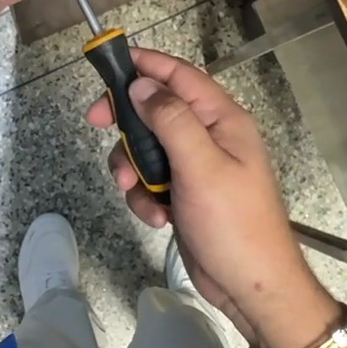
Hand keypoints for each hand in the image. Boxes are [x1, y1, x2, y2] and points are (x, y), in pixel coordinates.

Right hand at [88, 49, 346, 347]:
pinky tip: (156, 218)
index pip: (180, 76)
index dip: (145, 64)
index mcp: (222, 120)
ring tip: (136, 193)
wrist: (250, 286)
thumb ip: (170, 119)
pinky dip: (145, 198)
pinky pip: (151, 182)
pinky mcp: (184, 194)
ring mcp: (196, 167)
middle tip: (96, 122)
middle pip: (155, 110)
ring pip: (146, 149)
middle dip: (127, 122)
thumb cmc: (232, 223)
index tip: (107, 62)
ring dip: (133, 169)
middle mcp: (209, 137)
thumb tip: (141, 85)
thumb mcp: (201, 165)